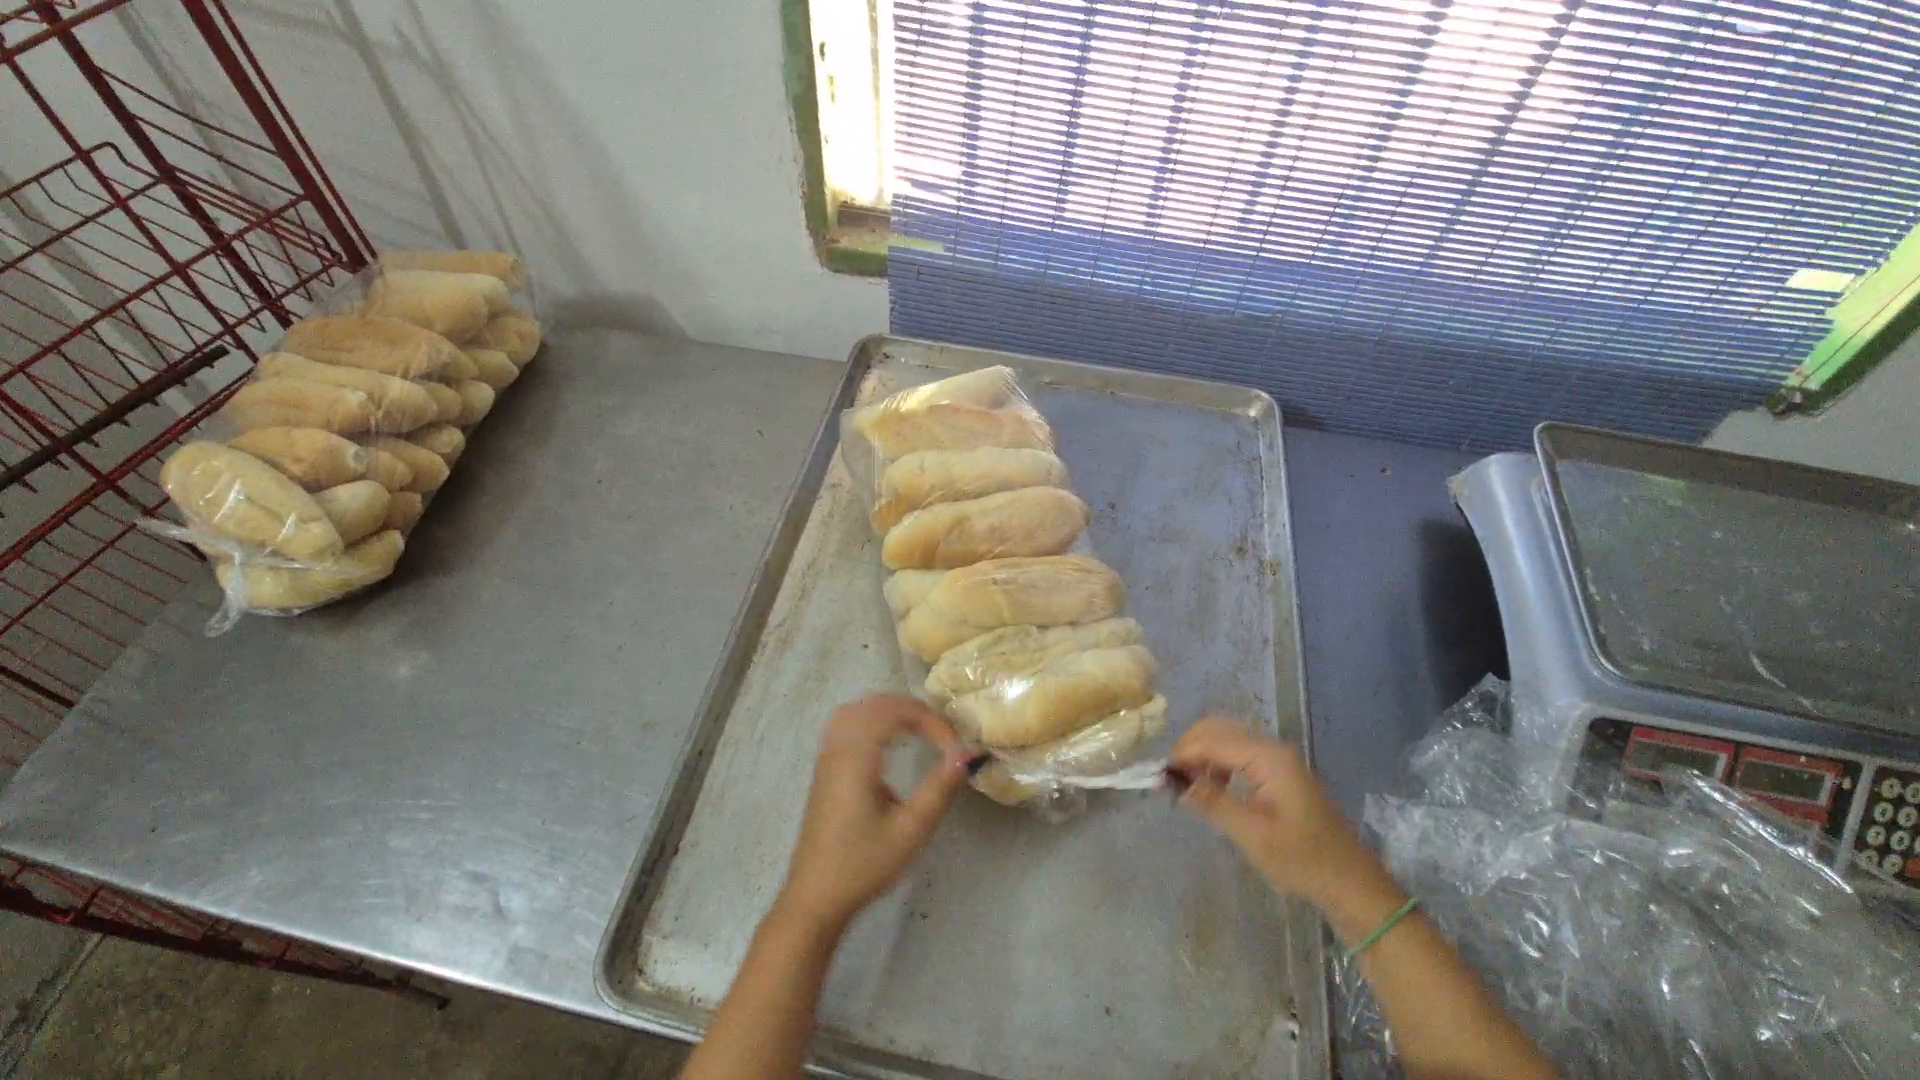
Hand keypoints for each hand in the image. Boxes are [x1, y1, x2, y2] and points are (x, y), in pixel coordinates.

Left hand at [776, 695, 975, 930]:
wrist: (815, 898)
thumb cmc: (864, 865)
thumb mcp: (911, 830)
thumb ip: (940, 788)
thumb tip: (968, 754)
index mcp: (856, 758)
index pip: (894, 711)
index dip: (929, 720)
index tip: (953, 748)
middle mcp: (837, 750)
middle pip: (871, 704)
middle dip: (910, 709)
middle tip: (939, 733)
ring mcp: (825, 761)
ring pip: (854, 712)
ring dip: (888, 713)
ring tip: (917, 732)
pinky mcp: (823, 774)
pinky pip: (844, 728)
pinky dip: (870, 724)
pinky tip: (889, 748)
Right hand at [1170, 717, 1381, 904]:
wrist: (1350, 882)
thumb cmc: (1302, 860)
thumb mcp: (1252, 835)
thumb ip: (1214, 802)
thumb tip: (1177, 782)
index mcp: (1268, 758)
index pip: (1213, 740)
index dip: (1183, 754)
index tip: (1159, 778)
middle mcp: (1273, 749)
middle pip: (1220, 729)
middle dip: (1190, 748)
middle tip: (1170, 779)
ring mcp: (1279, 760)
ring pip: (1229, 739)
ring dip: (1203, 754)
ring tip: (1187, 785)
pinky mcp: (1280, 773)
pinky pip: (1241, 754)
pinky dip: (1219, 762)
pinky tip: (1213, 788)